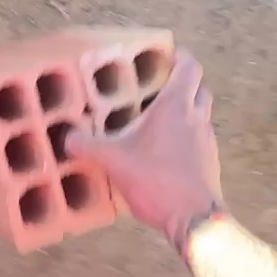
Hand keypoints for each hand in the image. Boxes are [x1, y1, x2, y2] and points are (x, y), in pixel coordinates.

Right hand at [66, 50, 223, 245]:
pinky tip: (164, 151)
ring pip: (200, 114)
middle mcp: (196, 118)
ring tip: (157, 119)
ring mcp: (207, 142)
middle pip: (199, 88)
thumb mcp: (112, 160)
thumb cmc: (155, 179)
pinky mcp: (210, 163)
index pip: (190, 67)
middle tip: (157, 86)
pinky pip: (199, 139)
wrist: (195, 220)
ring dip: (185, 110)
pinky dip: (186, 136)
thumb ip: (86, 145)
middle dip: (182, 83)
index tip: (164, 56)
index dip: (180, 57)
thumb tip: (66, 137)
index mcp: (176, 106)